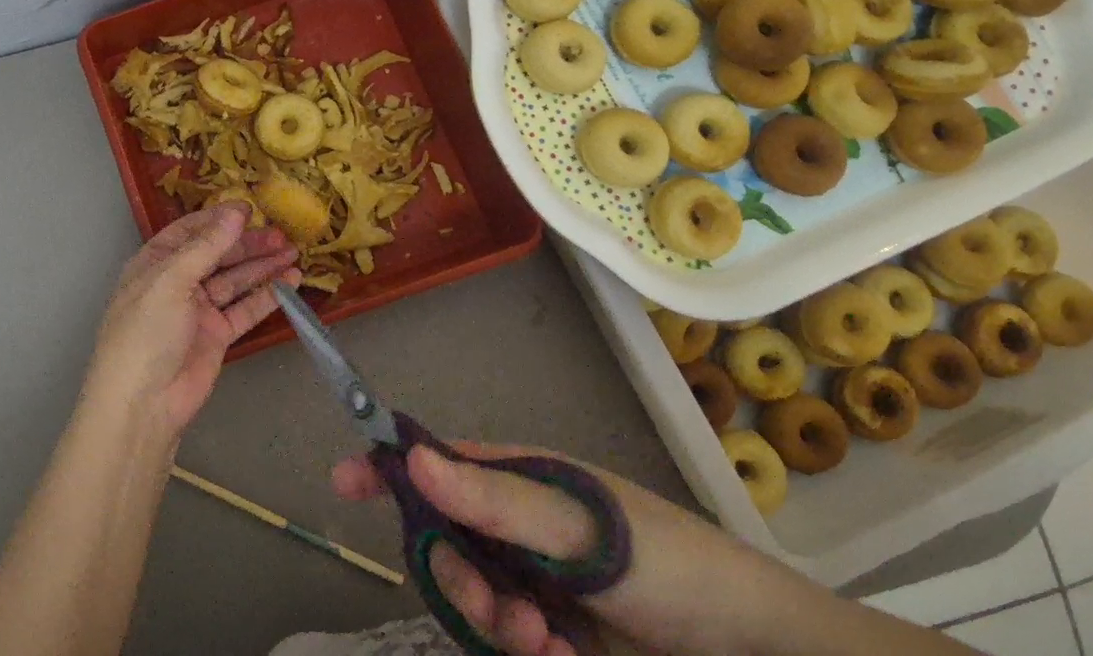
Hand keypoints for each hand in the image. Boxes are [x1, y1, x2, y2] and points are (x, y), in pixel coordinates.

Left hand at [87, 202, 299, 435]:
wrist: (143, 402)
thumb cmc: (145, 332)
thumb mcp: (170, 281)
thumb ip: (206, 247)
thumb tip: (235, 213)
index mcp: (154, 264)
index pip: (188, 232)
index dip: (217, 220)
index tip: (249, 209)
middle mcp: (176, 283)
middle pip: (216, 255)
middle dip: (247, 244)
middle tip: (281, 235)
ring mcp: (198, 311)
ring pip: (235, 281)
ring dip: (262, 267)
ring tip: (293, 253)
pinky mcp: (217, 336)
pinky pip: (245, 310)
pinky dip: (267, 297)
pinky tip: (290, 284)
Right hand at [332, 440, 818, 655]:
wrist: (750, 653)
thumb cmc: (668, 567)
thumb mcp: (580, 530)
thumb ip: (495, 500)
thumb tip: (411, 456)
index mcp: (522, 480)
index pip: (438, 463)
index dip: (389, 467)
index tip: (342, 482)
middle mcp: (517, 525)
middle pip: (444, 541)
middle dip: (460, 578)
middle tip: (500, 611)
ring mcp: (531, 579)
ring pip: (469, 595)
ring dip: (495, 622)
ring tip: (544, 643)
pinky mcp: (547, 631)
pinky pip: (502, 638)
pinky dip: (522, 651)